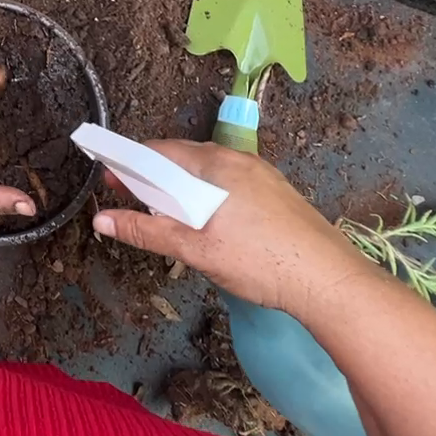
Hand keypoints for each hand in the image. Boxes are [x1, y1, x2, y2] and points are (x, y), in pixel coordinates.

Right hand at [90, 140, 372, 316]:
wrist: (336, 285)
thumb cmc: (261, 262)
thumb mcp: (195, 249)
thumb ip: (145, 231)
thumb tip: (100, 220)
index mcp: (214, 164)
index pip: (157, 150)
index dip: (129, 164)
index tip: (111, 181)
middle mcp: (237, 159)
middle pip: (182, 157)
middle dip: (153, 176)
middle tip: (135, 201)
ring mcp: (262, 174)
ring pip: (207, 170)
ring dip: (181, 185)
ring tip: (170, 214)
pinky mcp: (278, 191)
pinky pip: (230, 180)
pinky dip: (207, 192)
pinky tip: (210, 220)